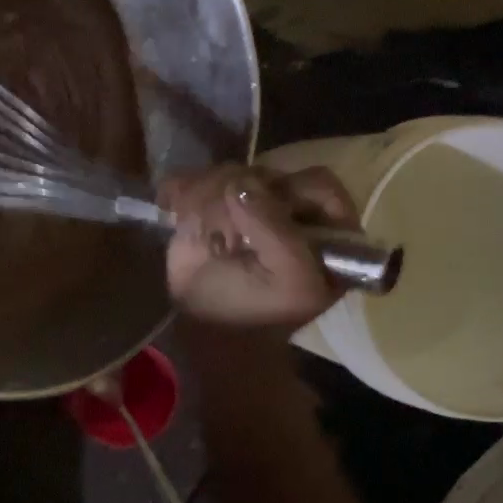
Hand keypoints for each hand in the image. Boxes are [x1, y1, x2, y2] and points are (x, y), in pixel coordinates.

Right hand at [159, 164, 360, 331]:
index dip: (289, 194)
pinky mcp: (206, 203)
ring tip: (200, 232)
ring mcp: (246, 204)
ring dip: (206, 200)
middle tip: (224, 236)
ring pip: (228, 173)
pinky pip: (194, 177)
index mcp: (326, 230)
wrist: (203, 329)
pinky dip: (180, 191)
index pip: (317, 184)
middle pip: (267, 174)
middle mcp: (288, 211)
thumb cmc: (256, 312)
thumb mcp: (289, 282)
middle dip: (238, 200)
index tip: (264, 219)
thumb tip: (242, 185)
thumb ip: (279, 234)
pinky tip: (176, 212)